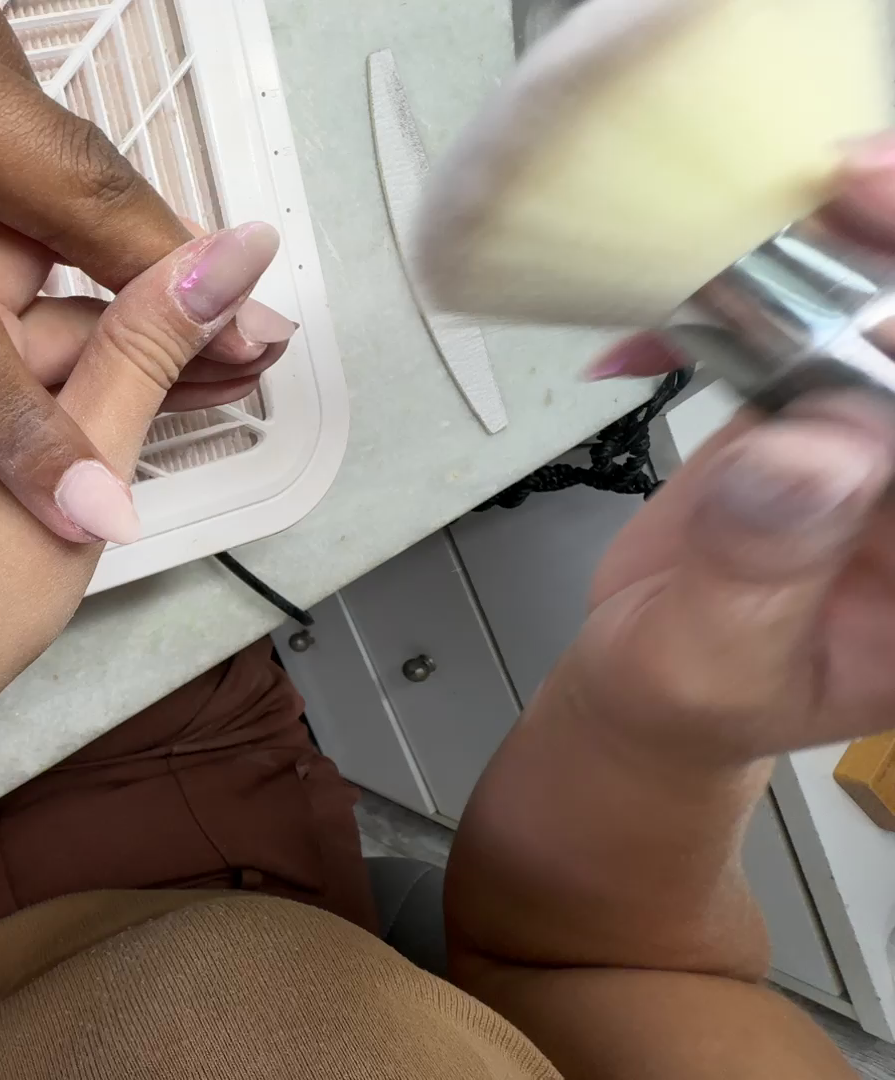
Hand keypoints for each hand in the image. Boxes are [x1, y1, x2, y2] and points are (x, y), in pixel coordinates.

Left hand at [0, 215, 279, 768]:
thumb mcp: (83, 460)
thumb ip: (152, 348)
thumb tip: (238, 247)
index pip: (50, 235)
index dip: (155, 259)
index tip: (243, 295)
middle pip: (54, 300)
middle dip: (160, 330)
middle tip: (260, 351)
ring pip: (41, 351)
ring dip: (134, 369)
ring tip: (236, 379)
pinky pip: (13, 389)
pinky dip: (82, 403)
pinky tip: (161, 403)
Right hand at [553, 133, 894, 762]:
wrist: (653, 672)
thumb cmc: (690, 685)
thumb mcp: (711, 654)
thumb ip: (756, 566)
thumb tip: (809, 453)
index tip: (883, 214)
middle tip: (830, 187)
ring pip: (889, 312)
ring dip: (806, 267)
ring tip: (696, 278)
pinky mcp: (831, 413)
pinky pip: (812, 331)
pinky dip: (725, 314)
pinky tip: (659, 335)